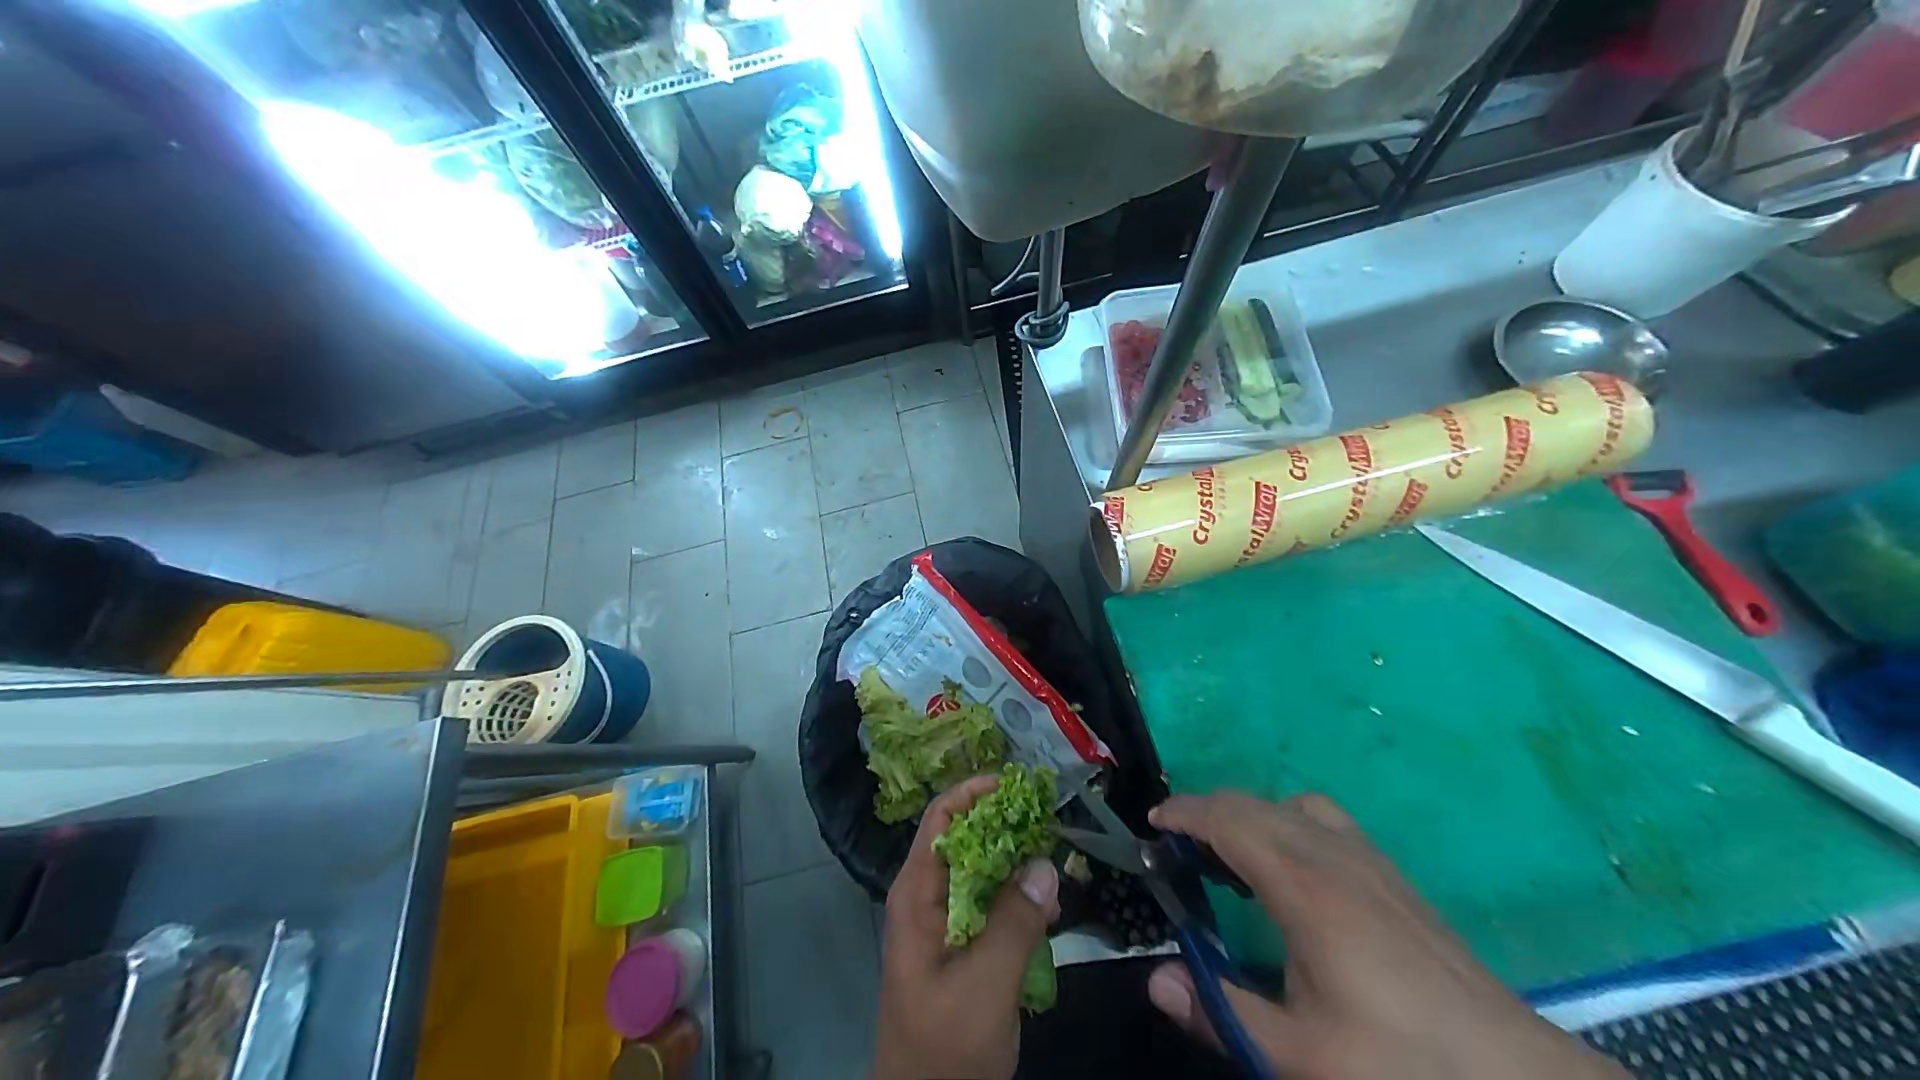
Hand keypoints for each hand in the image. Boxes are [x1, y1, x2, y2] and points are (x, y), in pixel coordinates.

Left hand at [872, 775, 1059, 1079]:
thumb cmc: (945, 1048)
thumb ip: (1015, 924)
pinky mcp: (962, 948)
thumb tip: (1045, 862)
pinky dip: (1018, 896)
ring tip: (1058, 853)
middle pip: (964, 840)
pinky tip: (1049, 903)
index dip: (973, 793)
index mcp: (917, 895)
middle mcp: (927, 898)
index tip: (1017, 785)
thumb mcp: (985, 987)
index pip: (940, 820)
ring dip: (1017, 861)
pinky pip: (991, 905)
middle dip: (1005, 824)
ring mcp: (944, 924)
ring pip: (981, 872)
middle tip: (1050, 819)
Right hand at [1145, 793, 1628, 1079]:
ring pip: (1294, 806)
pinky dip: (1287, 823)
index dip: (1186, 813)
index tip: (1154, 823)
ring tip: (1231, 855)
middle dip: (1208, 811)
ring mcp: (1369, 861)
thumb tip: (1156, 980)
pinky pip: (1325, 822)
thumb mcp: (1300, 1056)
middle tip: (1177, 845)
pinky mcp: (1393, 877)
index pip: (1230, 821)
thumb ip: (1222, 1013)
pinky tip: (1292, 874)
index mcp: (1305, 887)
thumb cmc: (1400, 1063)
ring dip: (1251, 814)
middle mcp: (1334, 856)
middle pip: (1256, 805)